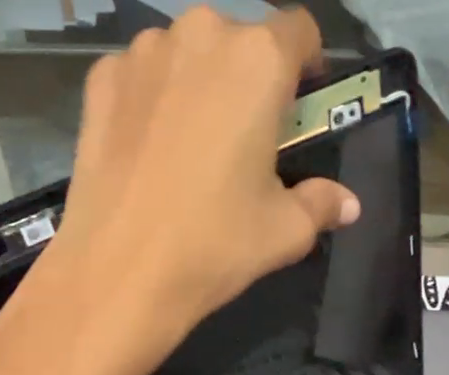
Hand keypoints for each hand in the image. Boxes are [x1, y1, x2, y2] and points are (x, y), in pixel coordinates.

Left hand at [50, 6, 359, 336]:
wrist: (120, 270)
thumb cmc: (216, 244)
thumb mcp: (285, 231)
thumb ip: (321, 203)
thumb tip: (348, 205)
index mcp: (259, 60)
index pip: (300, 31)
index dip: (306, 64)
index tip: (300, 103)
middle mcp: (201, 35)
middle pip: (238, 40)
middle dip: (248, 77)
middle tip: (245, 136)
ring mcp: (143, 53)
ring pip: (186, 53)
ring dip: (198, 83)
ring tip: (192, 144)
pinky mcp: (101, 80)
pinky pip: (141, 75)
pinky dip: (152, 99)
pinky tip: (150, 148)